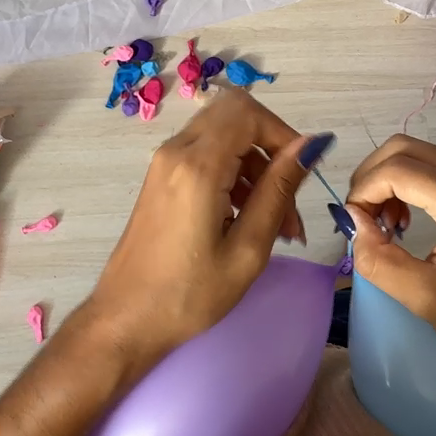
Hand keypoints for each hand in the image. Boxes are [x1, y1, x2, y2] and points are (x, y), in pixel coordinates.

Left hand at [83, 88, 326, 366]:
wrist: (124, 323)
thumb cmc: (189, 295)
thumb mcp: (248, 248)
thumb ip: (280, 189)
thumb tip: (311, 144)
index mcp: (198, 166)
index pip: (249, 113)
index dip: (284, 134)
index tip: (302, 173)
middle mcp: (177, 150)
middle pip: (236, 113)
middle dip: (272, 146)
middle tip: (289, 193)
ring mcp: (165, 161)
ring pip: (224, 133)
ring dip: (256, 164)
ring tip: (279, 221)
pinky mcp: (162, 175)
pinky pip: (208, 151)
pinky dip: (235, 171)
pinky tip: (249, 218)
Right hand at [344, 134, 435, 355]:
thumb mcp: (424, 298)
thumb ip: (379, 261)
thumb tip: (353, 223)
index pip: (397, 169)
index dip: (364, 191)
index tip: (352, 224)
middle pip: (402, 148)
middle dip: (371, 177)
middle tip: (360, 218)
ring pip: (413, 151)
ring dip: (386, 178)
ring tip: (382, 224)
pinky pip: (427, 163)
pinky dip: (403, 181)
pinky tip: (401, 218)